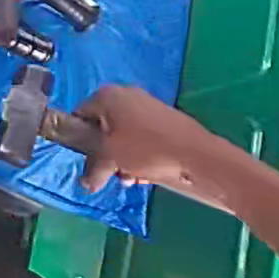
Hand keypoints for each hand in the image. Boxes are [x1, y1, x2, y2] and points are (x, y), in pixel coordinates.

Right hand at [76, 85, 250, 210]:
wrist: (199, 155)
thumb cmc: (146, 149)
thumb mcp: (111, 159)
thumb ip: (93, 169)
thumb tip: (85, 184)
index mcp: (106, 95)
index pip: (79, 115)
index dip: (80, 139)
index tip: (87, 159)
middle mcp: (125, 93)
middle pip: (103, 125)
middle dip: (104, 151)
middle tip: (111, 171)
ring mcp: (147, 103)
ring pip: (123, 132)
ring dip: (122, 156)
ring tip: (131, 176)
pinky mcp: (164, 117)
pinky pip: (142, 134)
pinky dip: (139, 152)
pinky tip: (146, 173)